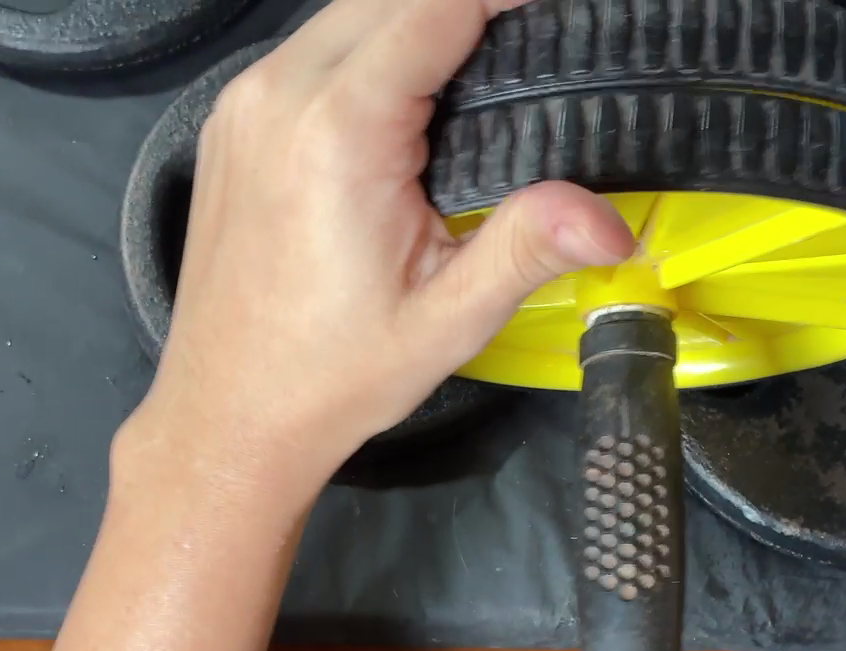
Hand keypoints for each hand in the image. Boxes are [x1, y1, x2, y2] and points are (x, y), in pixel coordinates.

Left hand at [114, 0, 634, 494]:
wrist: (233, 413)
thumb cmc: (335, 377)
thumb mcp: (447, 321)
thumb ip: (526, 248)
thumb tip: (614, 222)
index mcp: (341, 130)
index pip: (437, 0)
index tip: (553, 12)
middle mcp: (279, 93)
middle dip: (463, 6)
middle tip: (526, 49)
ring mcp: (243, 104)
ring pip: (343, 16)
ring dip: (412, 25)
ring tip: (473, 82)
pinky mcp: (231, 126)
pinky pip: (306, 54)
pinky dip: (364, 55)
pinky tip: (400, 113)